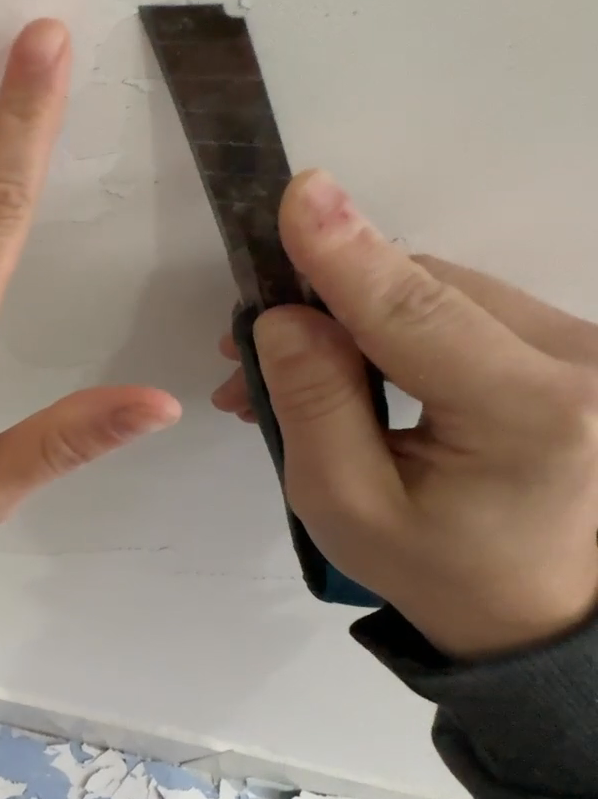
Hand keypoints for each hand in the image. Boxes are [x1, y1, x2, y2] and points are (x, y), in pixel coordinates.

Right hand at [210, 170, 597, 657]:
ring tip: (278, 376)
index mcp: (530, 411)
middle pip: (428, 292)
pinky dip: (392, 327)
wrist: (541, 605)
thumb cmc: (432, 566)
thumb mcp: (341, 501)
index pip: (414, 312)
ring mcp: (593, 349)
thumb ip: (312, 407)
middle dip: (324, 307)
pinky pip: (467, 313)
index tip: (301, 193)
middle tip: (236, 356)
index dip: (347, 253)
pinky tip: (346, 366)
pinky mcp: (581, 350)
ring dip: (353, 319)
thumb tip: (284, 322)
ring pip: (446, 295)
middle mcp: (585, 361)